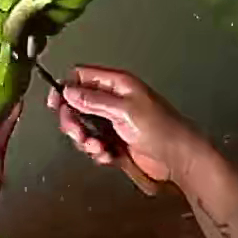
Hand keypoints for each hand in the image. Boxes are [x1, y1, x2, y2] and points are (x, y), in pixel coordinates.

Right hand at [47, 66, 216, 186]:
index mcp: (116, 84)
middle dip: (73, 120)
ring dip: (85, 139)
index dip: (66, 88)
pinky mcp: (114, 142)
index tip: (56, 103)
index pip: (81, 77)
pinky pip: (93, 143)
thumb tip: (67, 90)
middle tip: (77, 132)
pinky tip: (107, 156)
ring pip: (83, 126)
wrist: (180, 160)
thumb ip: (93, 100)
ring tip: (97, 147)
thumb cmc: (160, 128)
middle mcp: (112, 100)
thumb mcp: (124, 110)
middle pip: (76, 104)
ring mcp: (112, 122)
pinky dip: (96, 151)